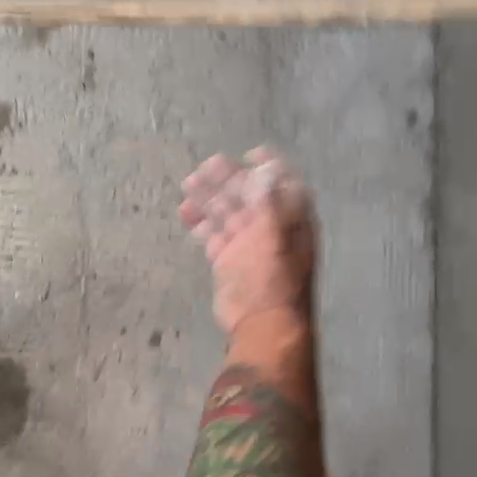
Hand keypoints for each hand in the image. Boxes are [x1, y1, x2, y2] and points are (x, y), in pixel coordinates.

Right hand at [179, 148, 316, 334]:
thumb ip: (266, 203)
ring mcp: (249, 246)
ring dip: (209, 199)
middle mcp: (271, 229)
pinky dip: (202, 225)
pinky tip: (187, 217)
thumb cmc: (271, 280)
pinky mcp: (230, 262)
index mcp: (289, 221)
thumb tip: (263, 169)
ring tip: (187, 186)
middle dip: (228, 180)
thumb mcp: (271, 238)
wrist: (261, 324)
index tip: (250, 152)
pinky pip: (215, 237)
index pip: (283, 187)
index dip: (269, 168)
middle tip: (204, 167)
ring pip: (228, 215)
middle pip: (248, 197)